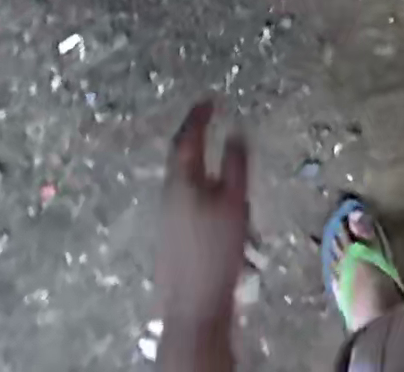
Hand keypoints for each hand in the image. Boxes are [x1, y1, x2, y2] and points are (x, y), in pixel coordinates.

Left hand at [157, 99, 249, 324]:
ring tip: (212, 143)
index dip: (198, 116)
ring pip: (181, 173)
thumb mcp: (236, 200)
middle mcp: (169, 192)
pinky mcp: (171, 230)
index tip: (210, 99)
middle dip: (194, 133)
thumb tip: (236, 131)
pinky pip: (183, 188)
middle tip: (209, 116)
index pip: (187, 139)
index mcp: (183, 181)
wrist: (194, 305)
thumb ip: (236, 163)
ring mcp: (167, 213)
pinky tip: (210, 183)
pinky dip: (196, 173)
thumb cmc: (218, 248)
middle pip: (179, 154)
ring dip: (195, 154)